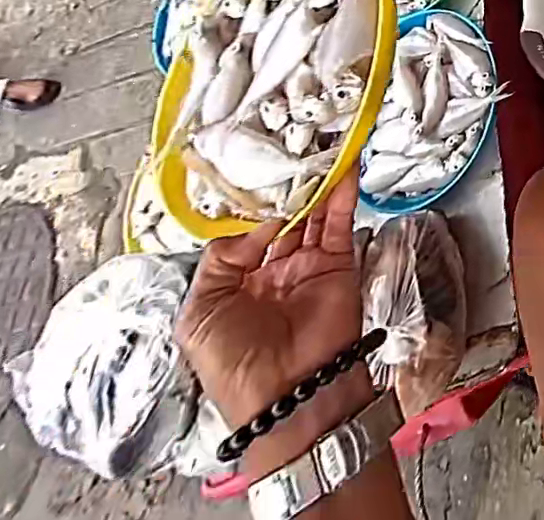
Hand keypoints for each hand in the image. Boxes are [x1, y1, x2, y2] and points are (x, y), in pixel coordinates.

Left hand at [176, 174, 364, 428]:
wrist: (288, 394)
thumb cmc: (235, 363)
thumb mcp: (200, 312)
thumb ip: (220, 258)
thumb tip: (259, 223)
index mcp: (239, 280)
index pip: (247, 229)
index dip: (252, 203)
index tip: (256, 173)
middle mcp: (275, 268)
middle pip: (283, 215)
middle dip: (287, 186)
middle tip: (293, 150)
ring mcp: (307, 263)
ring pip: (312, 213)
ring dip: (317, 183)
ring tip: (320, 150)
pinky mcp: (336, 263)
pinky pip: (338, 222)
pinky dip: (342, 195)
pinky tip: (342, 170)